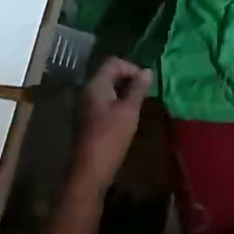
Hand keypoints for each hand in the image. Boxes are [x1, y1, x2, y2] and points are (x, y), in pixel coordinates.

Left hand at [72, 57, 151, 193]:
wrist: (89, 170)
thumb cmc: (110, 137)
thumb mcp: (129, 111)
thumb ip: (138, 89)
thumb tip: (147, 71)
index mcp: (95, 85)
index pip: (113, 62)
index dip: (131, 68)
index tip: (145, 83)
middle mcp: (88, 91)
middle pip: (109, 74)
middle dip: (129, 79)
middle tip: (145, 93)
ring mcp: (86, 105)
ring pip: (107, 89)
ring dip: (124, 92)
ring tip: (139, 104)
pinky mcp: (88, 118)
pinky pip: (104, 101)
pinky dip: (117, 103)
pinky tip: (128, 116)